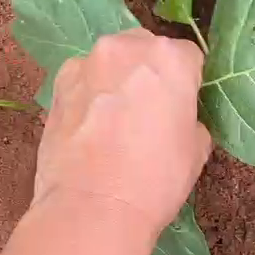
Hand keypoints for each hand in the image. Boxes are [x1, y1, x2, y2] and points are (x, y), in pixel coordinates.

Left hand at [33, 29, 210, 232]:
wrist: (93, 207)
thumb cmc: (156, 178)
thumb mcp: (197, 150)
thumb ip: (191, 119)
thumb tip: (179, 119)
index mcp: (170, 57)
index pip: (189, 57)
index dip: (189, 84)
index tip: (184, 108)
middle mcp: (127, 47)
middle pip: (146, 50)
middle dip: (151, 74)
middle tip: (152, 114)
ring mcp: (87, 62)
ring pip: (112, 62)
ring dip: (118, 81)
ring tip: (118, 123)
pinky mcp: (57, 84)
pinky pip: (83, 80)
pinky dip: (90, 95)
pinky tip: (92, 128)